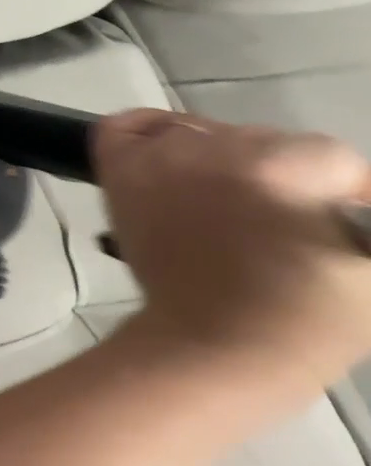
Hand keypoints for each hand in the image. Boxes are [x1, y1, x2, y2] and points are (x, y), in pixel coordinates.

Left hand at [93, 109, 370, 392]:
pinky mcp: (119, 171)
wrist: (219, 338)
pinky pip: (124, 127)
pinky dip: (146, 133)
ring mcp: (158, 158)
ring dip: (221, 157)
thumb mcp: (363, 256)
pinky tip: (167, 154)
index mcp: (280, 168)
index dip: (345, 186)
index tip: (343, 211)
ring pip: (200, 132)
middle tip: (282, 213)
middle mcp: (212, 151)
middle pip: (261, 139)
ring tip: (231, 197)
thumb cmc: (304, 311)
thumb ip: (352, 209)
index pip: (328, 154)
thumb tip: (343, 192)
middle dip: (282, 171)